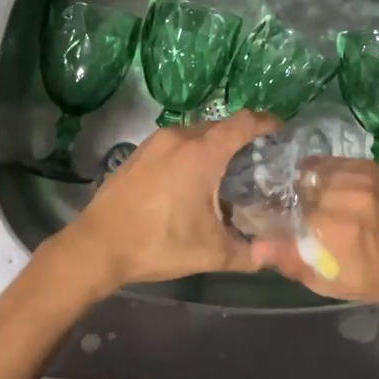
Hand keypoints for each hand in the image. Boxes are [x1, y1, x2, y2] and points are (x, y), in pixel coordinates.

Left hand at [51, 110, 280, 290]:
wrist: (98, 246)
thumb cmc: (158, 243)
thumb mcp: (211, 254)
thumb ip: (248, 254)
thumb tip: (273, 255)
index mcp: (202, 153)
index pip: (244, 123)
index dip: (267, 124)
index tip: (281, 133)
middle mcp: (179, 138)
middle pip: (220, 126)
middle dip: (242, 138)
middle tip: (259, 162)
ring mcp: (154, 143)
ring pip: (195, 134)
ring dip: (214, 146)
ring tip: (226, 173)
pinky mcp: (137, 154)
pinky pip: (175, 144)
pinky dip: (190, 153)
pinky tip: (191, 181)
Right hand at [251, 157, 378, 311]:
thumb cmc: (374, 279)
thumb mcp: (328, 282)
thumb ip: (290, 260)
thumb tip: (255, 248)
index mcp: (331, 227)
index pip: (284, 208)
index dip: (272, 214)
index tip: (268, 221)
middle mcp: (344, 195)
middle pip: (296, 184)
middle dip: (287, 196)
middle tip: (285, 210)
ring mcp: (359, 177)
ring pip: (313, 170)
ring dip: (304, 182)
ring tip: (302, 197)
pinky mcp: (370, 168)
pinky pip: (333, 163)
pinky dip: (323, 174)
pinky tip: (323, 187)